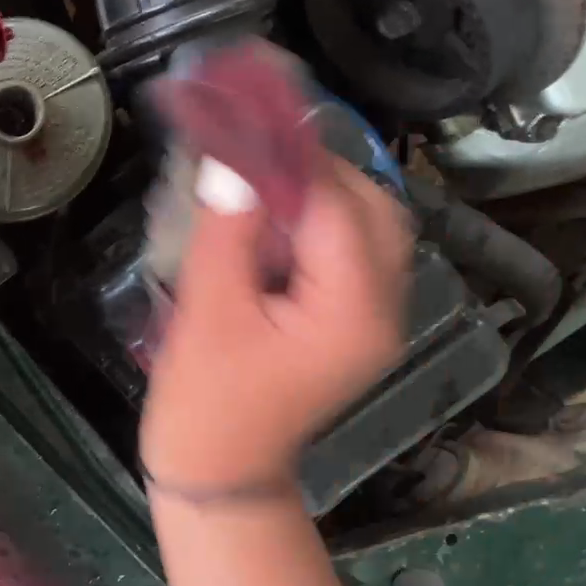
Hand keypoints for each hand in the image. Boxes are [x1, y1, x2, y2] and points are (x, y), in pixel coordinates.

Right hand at [140, 156, 411, 493]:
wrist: (217, 474)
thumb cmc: (205, 404)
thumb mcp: (208, 315)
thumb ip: (226, 232)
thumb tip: (230, 161)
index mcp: (352, 309)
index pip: (337, 205)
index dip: (293, 154)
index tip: (250, 111)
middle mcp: (380, 309)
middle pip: (371, 210)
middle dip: (314, 169)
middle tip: (252, 147)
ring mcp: (369, 319)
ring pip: (364, 229)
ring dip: (317, 194)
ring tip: (257, 179)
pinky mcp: (346, 325)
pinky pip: (345, 255)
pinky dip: (312, 225)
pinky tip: (266, 220)